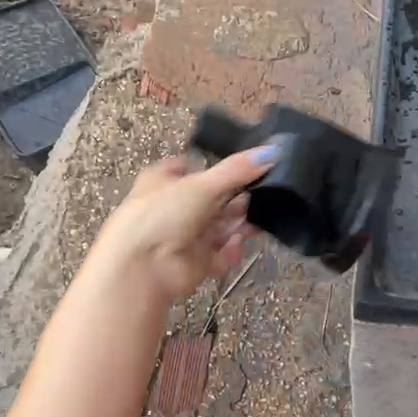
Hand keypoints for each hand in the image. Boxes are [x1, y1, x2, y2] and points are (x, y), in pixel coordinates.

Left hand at [94, 141, 280, 298]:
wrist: (143, 266)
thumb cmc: (163, 215)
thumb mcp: (202, 185)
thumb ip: (238, 170)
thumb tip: (274, 150)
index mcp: (165, 181)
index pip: (193, 169)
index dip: (217, 169)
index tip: (246, 169)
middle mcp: (176, 207)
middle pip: (215, 200)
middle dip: (237, 200)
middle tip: (259, 199)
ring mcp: (187, 236)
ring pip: (222, 227)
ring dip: (239, 225)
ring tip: (255, 224)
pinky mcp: (198, 261)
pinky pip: (222, 253)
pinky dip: (231, 250)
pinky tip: (235, 246)